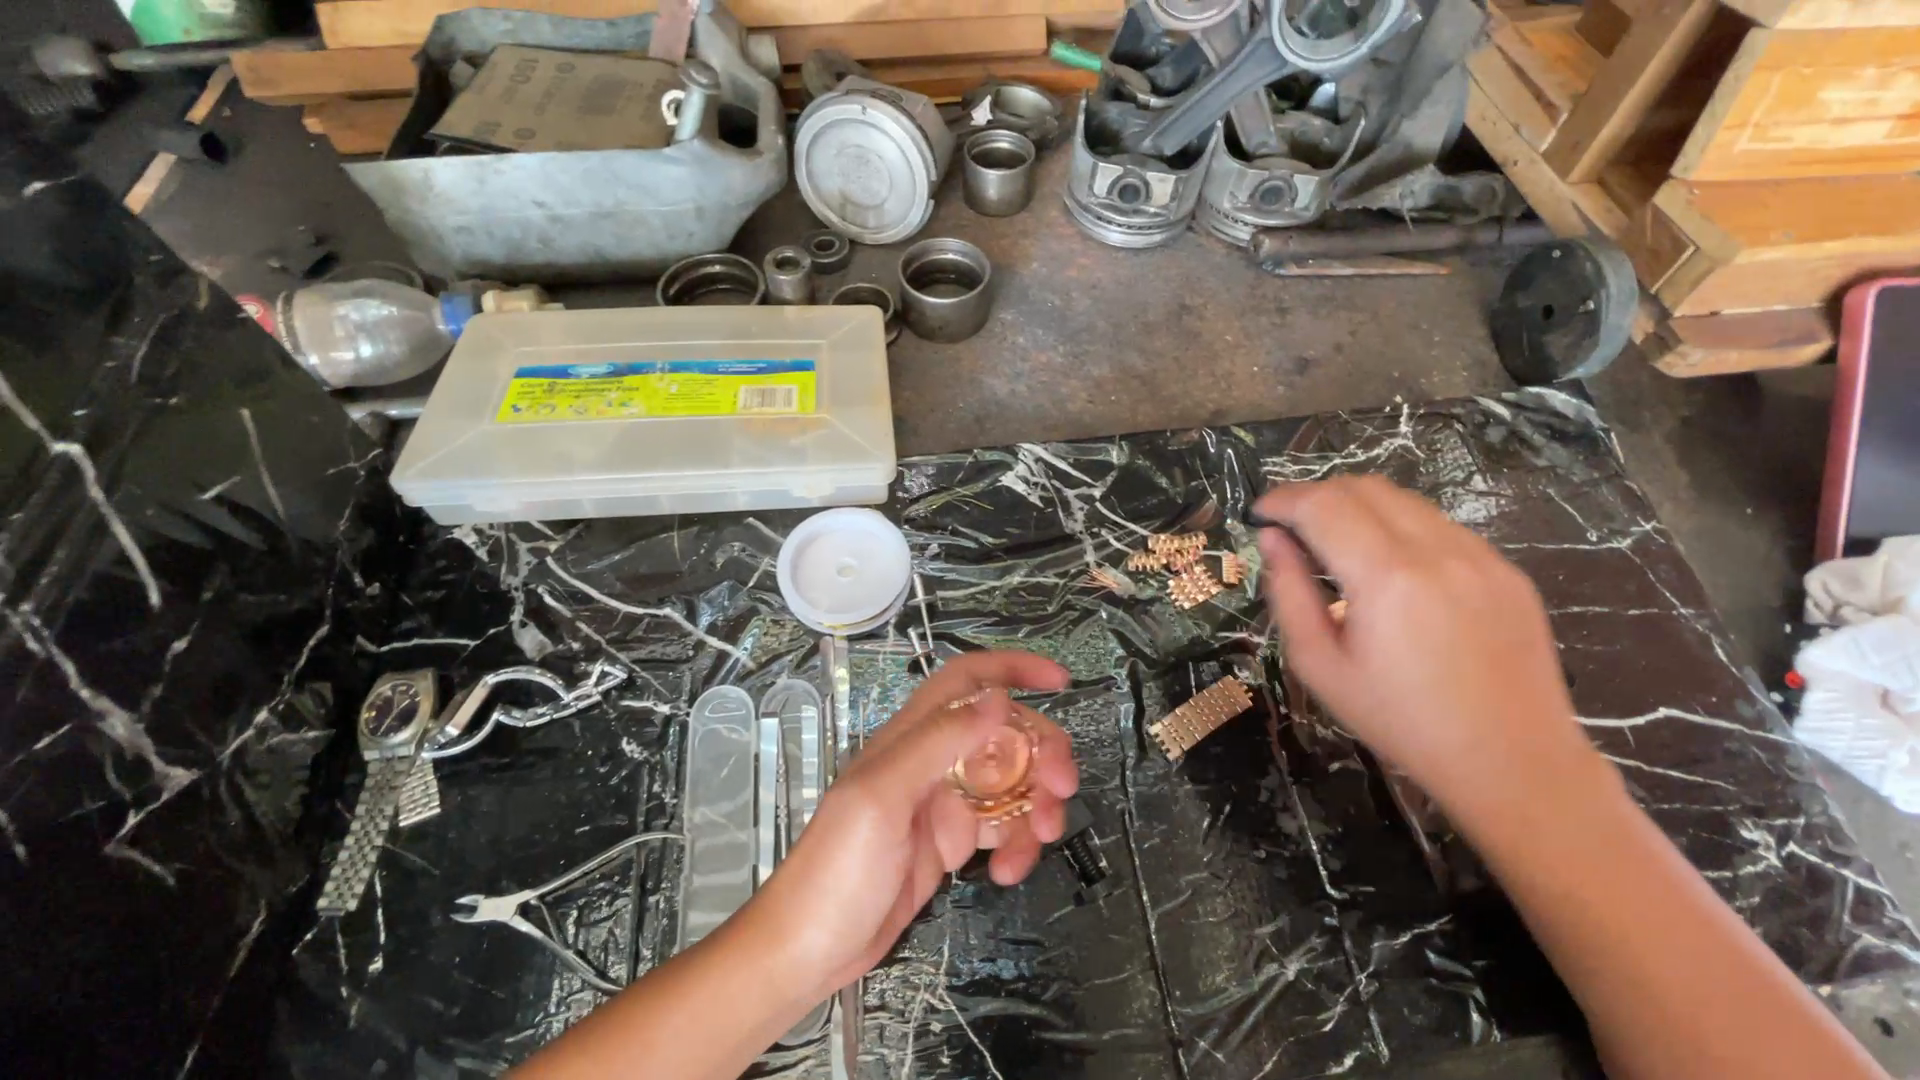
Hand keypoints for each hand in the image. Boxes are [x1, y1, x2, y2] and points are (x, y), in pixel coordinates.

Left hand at [744, 650, 1077, 999]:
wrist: (811, 948)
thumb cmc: (836, 869)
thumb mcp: (883, 798)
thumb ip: (937, 742)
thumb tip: (996, 698)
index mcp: (911, 737)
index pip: (967, 681)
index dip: (1013, 670)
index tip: (1059, 682)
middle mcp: (931, 761)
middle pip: (1004, 734)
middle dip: (1041, 753)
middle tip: (1063, 788)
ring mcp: (942, 803)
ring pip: (1010, 783)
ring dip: (1035, 805)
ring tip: (1039, 839)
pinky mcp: (949, 842)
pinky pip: (1000, 829)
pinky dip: (1016, 844)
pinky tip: (1007, 872)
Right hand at [1252, 476, 1602, 822]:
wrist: (1512, 760)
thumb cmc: (1400, 721)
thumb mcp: (1321, 667)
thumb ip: (1288, 594)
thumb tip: (1271, 540)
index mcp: (1386, 578)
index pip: (1322, 505)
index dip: (1283, 498)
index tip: (1259, 513)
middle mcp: (1437, 551)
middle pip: (1363, 487)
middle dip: (1317, 497)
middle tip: (1292, 530)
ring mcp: (1480, 555)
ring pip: (1404, 500)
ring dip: (1359, 509)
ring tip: (1338, 550)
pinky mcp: (1506, 569)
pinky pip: (1441, 526)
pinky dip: (1401, 530)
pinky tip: (1393, 573)